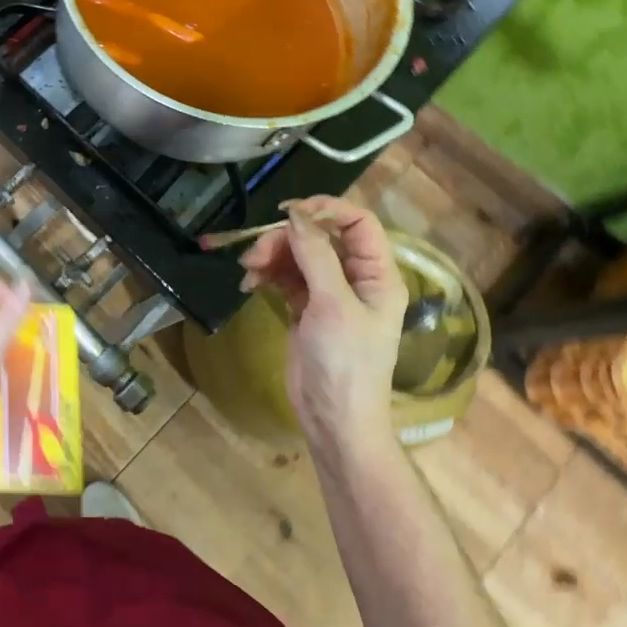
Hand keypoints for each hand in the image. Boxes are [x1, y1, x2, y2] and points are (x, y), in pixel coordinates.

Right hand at [240, 197, 405, 444]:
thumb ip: (316, 256)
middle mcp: (356, 278)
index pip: (358, 222)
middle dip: (285, 239)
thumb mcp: (333, 305)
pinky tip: (249, 285)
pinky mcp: (306, 307)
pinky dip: (266, 274)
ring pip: (298, 255)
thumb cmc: (345, 362)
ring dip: (270, 256)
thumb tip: (295, 215)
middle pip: (319, 237)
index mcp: (378, 275)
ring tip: (248, 272)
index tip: (287, 212)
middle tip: (254, 254)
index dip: (325, 209)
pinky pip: (285, 276)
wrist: (333, 417)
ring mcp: (330, 293)